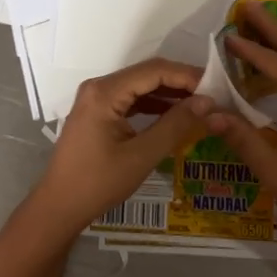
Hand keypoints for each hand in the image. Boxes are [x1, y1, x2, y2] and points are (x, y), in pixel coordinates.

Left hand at [28, 58, 219, 235]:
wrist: (60, 206)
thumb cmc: (99, 182)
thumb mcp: (142, 155)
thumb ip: (175, 125)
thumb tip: (206, 102)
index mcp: (105, 92)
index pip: (154, 71)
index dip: (187, 75)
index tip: (216, 86)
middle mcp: (99, 87)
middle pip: (146, 74)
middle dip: (180, 82)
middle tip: (212, 95)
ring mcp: (96, 99)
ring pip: (139, 86)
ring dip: (168, 93)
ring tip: (199, 105)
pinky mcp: (97, 112)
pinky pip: (130, 100)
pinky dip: (152, 105)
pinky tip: (174, 115)